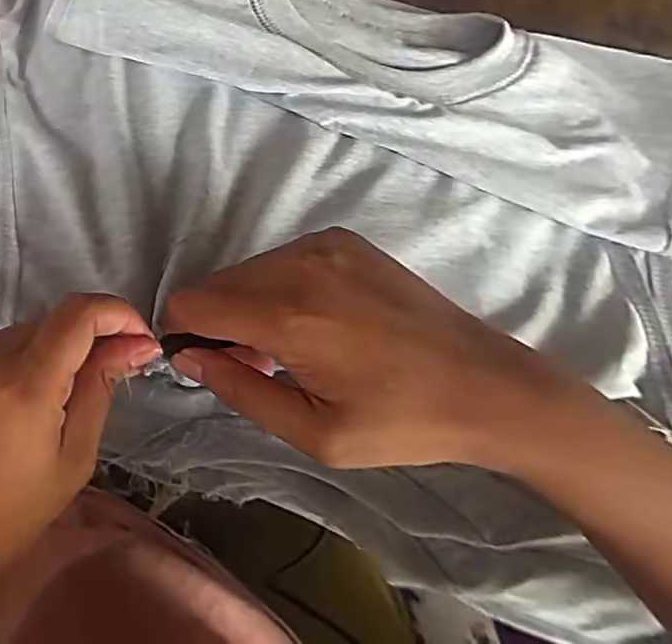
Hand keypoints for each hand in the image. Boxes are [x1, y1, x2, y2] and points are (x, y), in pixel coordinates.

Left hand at [0, 294, 159, 619]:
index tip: (144, 338)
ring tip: (75, 399)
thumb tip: (137, 344)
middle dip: (97, 337)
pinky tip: (43, 397)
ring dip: (67, 349)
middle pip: (60, 320)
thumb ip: (102, 388)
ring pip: (39, 330)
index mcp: (24, 382)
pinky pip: (15, 343)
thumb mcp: (73, 457)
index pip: (79, 313)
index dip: (119, 314)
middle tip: (122, 372)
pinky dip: (39, 358)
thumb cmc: (12, 511)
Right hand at [163, 228, 605, 471]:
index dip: (180, 331)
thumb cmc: (402, 422)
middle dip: (215, 321)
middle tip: (255, 363)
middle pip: (212, 284)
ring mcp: (320, 246)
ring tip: (287, 343)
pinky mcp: (339, 239)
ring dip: (244, 304)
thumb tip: (187, 355)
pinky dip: (275, 286)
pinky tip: (312, 317)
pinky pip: (277, 258)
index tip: (200, 359)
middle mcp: (295, 267)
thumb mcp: (315, 433)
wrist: (491, 387)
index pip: (189, 302)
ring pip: (243, 270)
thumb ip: (238, 390)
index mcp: (287, 317)